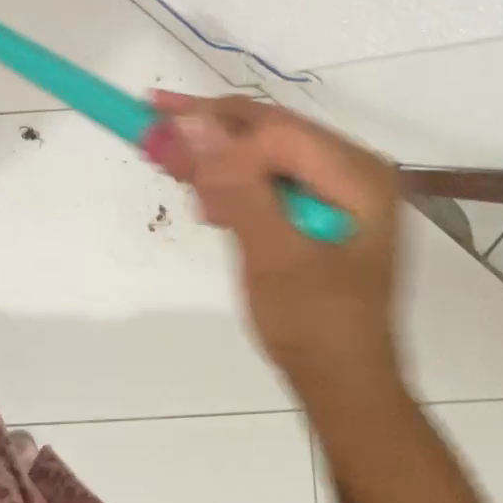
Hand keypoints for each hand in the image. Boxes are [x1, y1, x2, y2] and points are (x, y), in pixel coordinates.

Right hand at [147, 93, 403, 393]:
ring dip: (209, 153)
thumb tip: (192, 121)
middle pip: (265, 130)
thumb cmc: (313, 324)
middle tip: (145, 128)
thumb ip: (236, 185)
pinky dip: (225, 179)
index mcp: (357, 177)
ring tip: (163, 157)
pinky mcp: (315, 208)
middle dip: (204, 130)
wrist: (341, 382)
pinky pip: (262, 175)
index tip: (152, 132)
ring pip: (258, 149)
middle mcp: (352, 170)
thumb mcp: (272, 254)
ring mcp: (336, 189)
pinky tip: (200, 193)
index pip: (272, 130)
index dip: (211, 127)